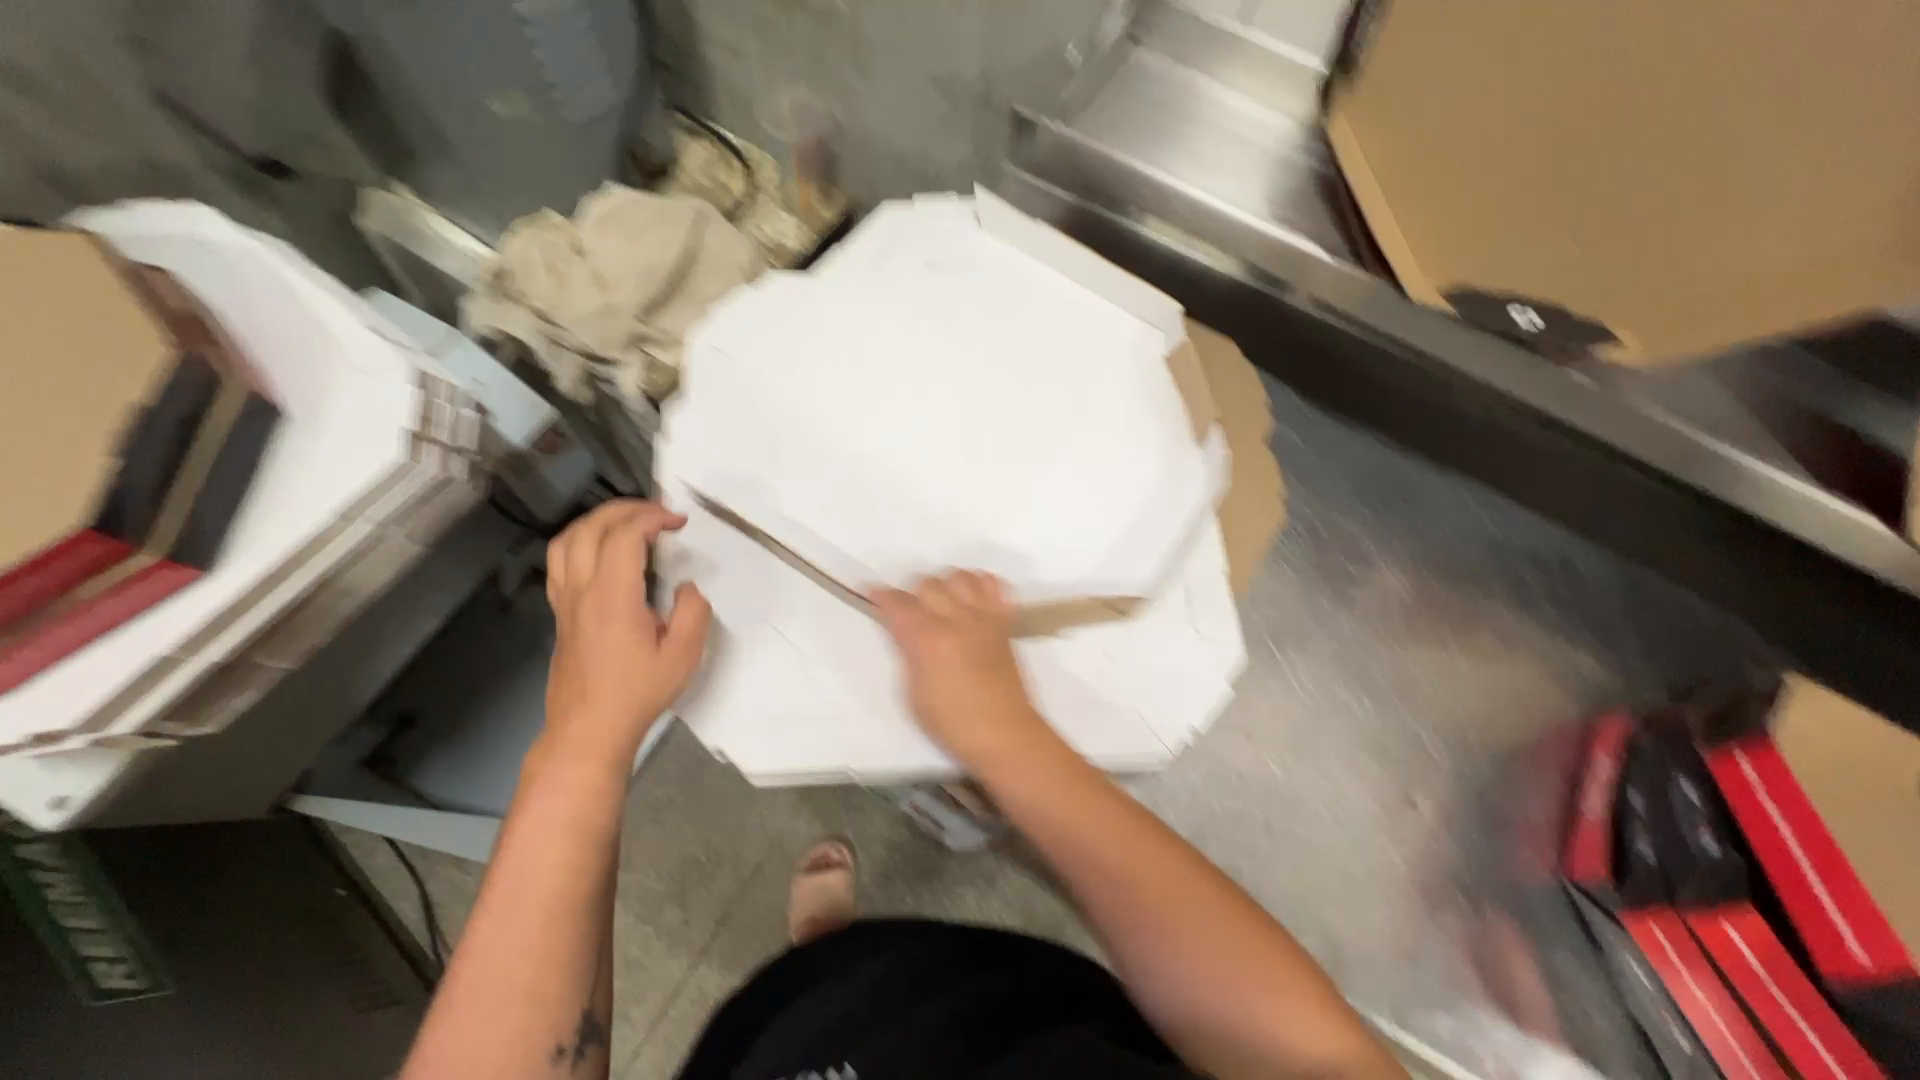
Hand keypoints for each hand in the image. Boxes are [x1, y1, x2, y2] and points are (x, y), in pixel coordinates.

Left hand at [541, 500, 710, 765]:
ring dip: (597, 521)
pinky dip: (580, 543)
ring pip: (566, 541)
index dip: (652, 518)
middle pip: (591, 528)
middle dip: (625, 510)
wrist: (589, 728)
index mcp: (612, 596)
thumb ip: (692, 612)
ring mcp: (565, 601)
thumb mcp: (683, 656)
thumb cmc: (638, 693)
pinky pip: (559, 562)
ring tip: (626, 524)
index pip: (625, 536)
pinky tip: (602, 553)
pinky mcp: (559, 613)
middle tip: (657, 513)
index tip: (678, 522)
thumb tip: (685, 588)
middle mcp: (582, 590)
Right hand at [872, 571, 1051, 767]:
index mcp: (928, 639)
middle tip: (912, 612)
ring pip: (962, 576)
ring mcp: (984, 618)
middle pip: (929, 583)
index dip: (882, 596)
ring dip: (947, 584)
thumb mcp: (913, 693)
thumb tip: (905, 633)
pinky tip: (973, 601)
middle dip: (914, 593)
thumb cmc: (951, 722)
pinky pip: (995, 587)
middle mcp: (956, 620)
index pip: (898, 603)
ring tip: (944, 603)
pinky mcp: (1004, 623)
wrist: (1003, 733)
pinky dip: (982, 585)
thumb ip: (908, 654)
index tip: (874, 595)